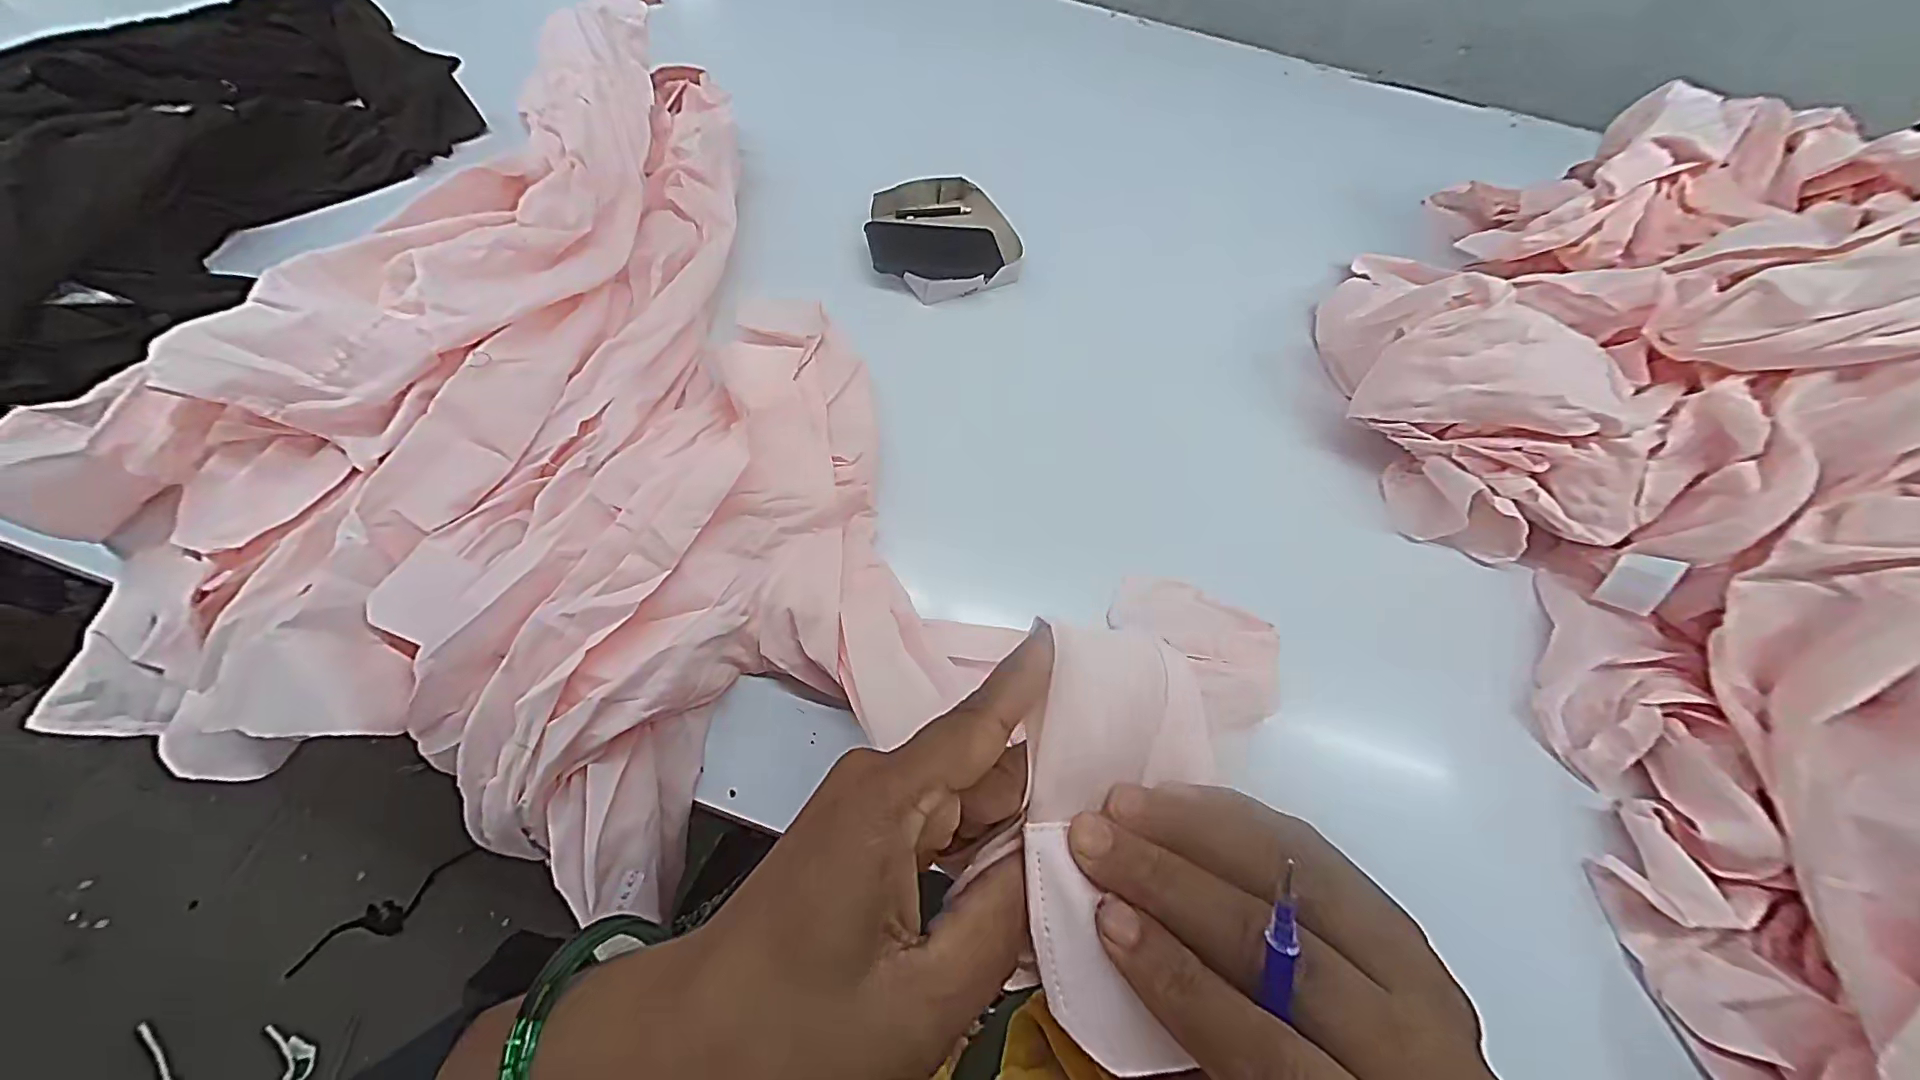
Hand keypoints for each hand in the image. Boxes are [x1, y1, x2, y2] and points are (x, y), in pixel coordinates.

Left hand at [438, 625, 1052, 1079]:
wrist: (696, 1037)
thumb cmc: (793, 1029)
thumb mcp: (920, 1000)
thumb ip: (1000, 922)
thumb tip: (1049, 855)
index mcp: (888, 803)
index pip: (975, 726)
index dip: (1022, 682)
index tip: (1054, 635)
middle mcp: (880, 785)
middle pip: (985, 772)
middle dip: (1045, 789)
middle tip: (1111, 818)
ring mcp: (869, 805)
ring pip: (967, 802)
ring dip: (1014, 828)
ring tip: (1076, 855)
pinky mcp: (864, 829)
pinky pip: (942, 825)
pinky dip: (981, 849)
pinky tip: (1015, 881)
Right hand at [1068, 784, 1494, 1079]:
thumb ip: (1191, 1046)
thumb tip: (1120, 949)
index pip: (1262, 1043)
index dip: (1176, 976)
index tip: (1107, 916)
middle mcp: (1411, 1048)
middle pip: (1279, 947)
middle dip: (1169, 881)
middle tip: (1095, 838)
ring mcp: (1418, 980)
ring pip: (1302, 880)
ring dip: (1200, 830)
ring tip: (1129, 803)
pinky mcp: (1403, 931)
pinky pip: (1321, 857)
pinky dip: (1248, 821)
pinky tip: (1190, 802)